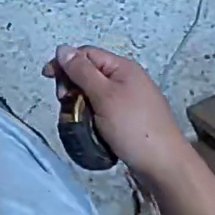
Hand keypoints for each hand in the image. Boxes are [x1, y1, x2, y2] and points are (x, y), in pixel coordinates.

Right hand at [42, 45, 193, 181]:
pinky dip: (91, 114)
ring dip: (80, 102)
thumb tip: (62, 48)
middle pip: (88, 72)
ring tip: (77, 118)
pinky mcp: (128, 118)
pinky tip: (89, 126)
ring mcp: (129, 99)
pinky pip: (102, 108)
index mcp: (122, 67)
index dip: (65, 62)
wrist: (165, 166)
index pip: (86, 54)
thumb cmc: (134, 128)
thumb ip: (81, 71)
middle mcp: (126, 79)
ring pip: (93, 92)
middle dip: (71, 84)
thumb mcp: (103, 96)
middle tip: (64, 102)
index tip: (48, 78)